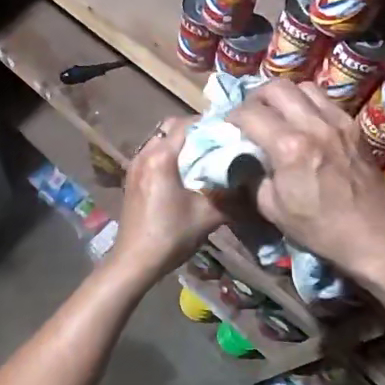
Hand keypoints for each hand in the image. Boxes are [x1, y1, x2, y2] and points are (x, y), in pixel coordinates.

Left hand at [107, 117, 226, 279]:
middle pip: (172, 128)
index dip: (212, 124)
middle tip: (220, 143)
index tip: (232, 132)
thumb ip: (231, 192)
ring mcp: (134, 165)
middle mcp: (144, 154)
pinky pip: (153, 154)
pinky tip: (186, 173)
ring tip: (206, 157)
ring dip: (182, 144)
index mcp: (161, 157)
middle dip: (197, 132)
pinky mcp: (132, 177)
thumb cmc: (171, 235)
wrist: (135, 260)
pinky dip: (170, 155)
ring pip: (161, 140)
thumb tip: (252, 177)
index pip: (188, 124)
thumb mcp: (209, 214)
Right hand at [227, 82, 384, 289]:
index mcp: (289, 147)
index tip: (227, 129)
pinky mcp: (352, 126)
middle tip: (249, 116)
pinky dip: (306, 103)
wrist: (372, 234)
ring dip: (282, 97)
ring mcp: (337, 122)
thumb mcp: (270, 206)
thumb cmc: (316, 226)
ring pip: (302, 86)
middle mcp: (313, 126)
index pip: (249, 113)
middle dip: (255, 98)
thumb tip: (240, 156)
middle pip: (276, 87)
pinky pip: (323, 99)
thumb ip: (251, 174)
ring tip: (275, 114)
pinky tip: (300, 122)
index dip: (232, 118)